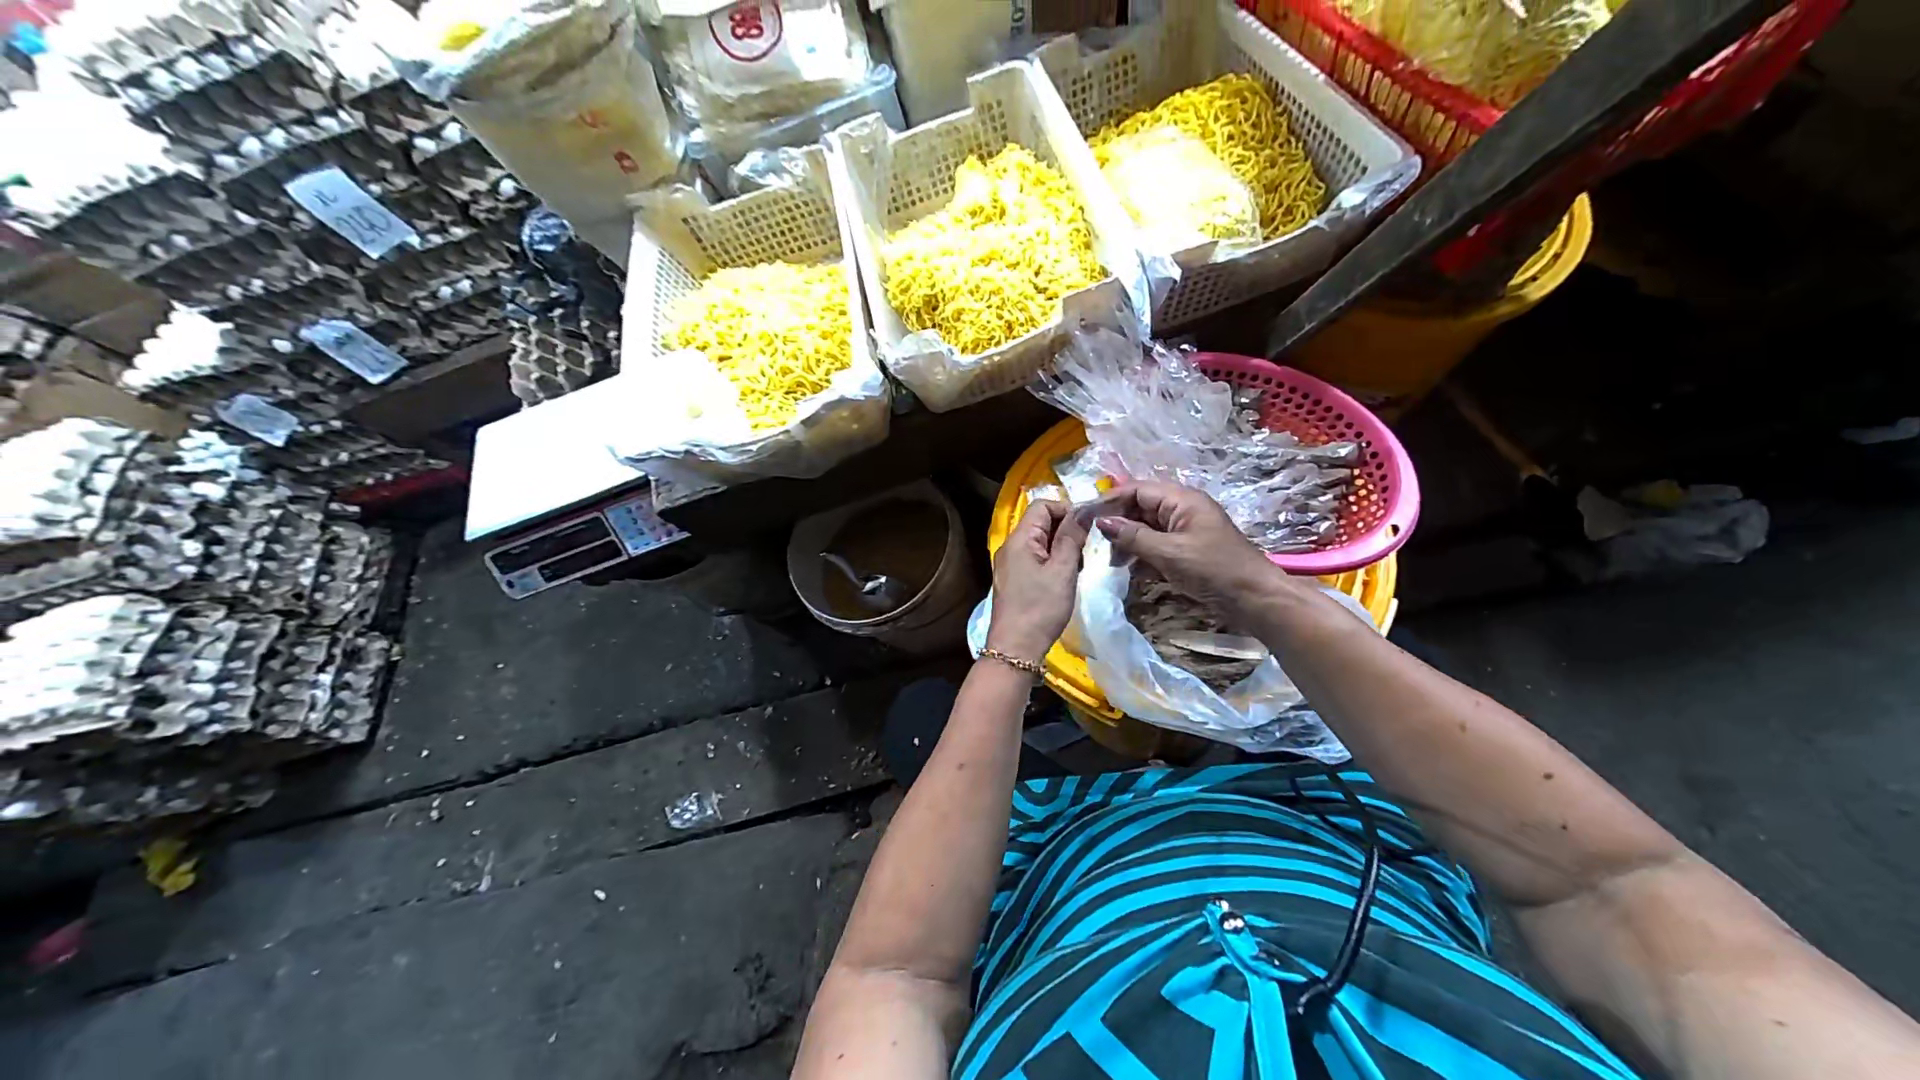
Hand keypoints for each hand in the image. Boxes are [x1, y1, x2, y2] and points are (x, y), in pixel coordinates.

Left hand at [985, 500, 1089, 663]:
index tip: (1088, 528)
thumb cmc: (1041, 608)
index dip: (1067, 510)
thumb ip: (1071, 538)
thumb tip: (1083, 511)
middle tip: (1086, 550)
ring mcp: (1009, 564)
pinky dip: (1052, 562)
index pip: (1043, 505)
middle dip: (1066, 530)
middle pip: (1040, 522)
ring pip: (1039, 542)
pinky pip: (1035, 559)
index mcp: (1019, 539)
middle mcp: (1010, 546)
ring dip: (1061, 548)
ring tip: (1077, 567)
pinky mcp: (1013, 580)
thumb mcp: (1062, 571)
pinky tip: (1064, 579)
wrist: (1015, 649)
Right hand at [1090, 481, 1294, 616]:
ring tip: (1110, 561)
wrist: (1256, 598)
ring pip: (1146, 527)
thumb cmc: (1214, 570)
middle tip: (1093, 544)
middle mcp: (1182, 509)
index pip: (1136, 490)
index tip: (1084, 518)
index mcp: (1181, 499)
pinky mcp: (1187, 550)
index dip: (1109, 501)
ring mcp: (1185, 530)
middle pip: (1139, 507)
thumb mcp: (1169, 553)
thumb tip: (1101, 521)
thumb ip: (1133, 536)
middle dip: (1117, 523)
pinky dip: (1141, 555)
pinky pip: (1156, 544)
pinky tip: (1129, 570)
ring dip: (1127, 542)